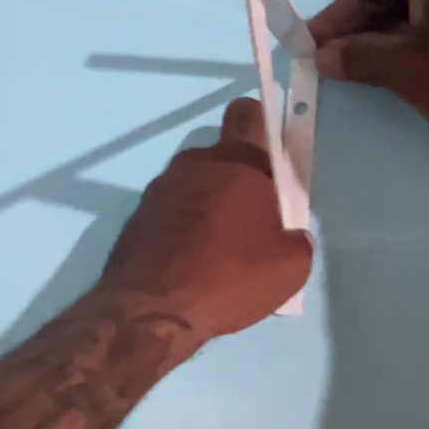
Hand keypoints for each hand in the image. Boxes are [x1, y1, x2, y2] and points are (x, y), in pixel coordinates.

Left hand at [96, 98, 313, 338]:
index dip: (260, 126)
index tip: (267, 161)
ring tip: (215, 255)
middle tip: (247, 227)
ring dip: (205, 210)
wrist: (150, 312)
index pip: (249, 116)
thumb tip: (285, 235)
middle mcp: (192, 165)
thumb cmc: (227, 279)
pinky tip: (187, 267)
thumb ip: (294, 238)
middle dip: (234, 184)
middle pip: (220, 160)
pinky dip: (179, 232)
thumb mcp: (289, 266)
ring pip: (192, 189)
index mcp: (236, 162)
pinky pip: (168, 216)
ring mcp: (157, 191)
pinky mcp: (134, 220)